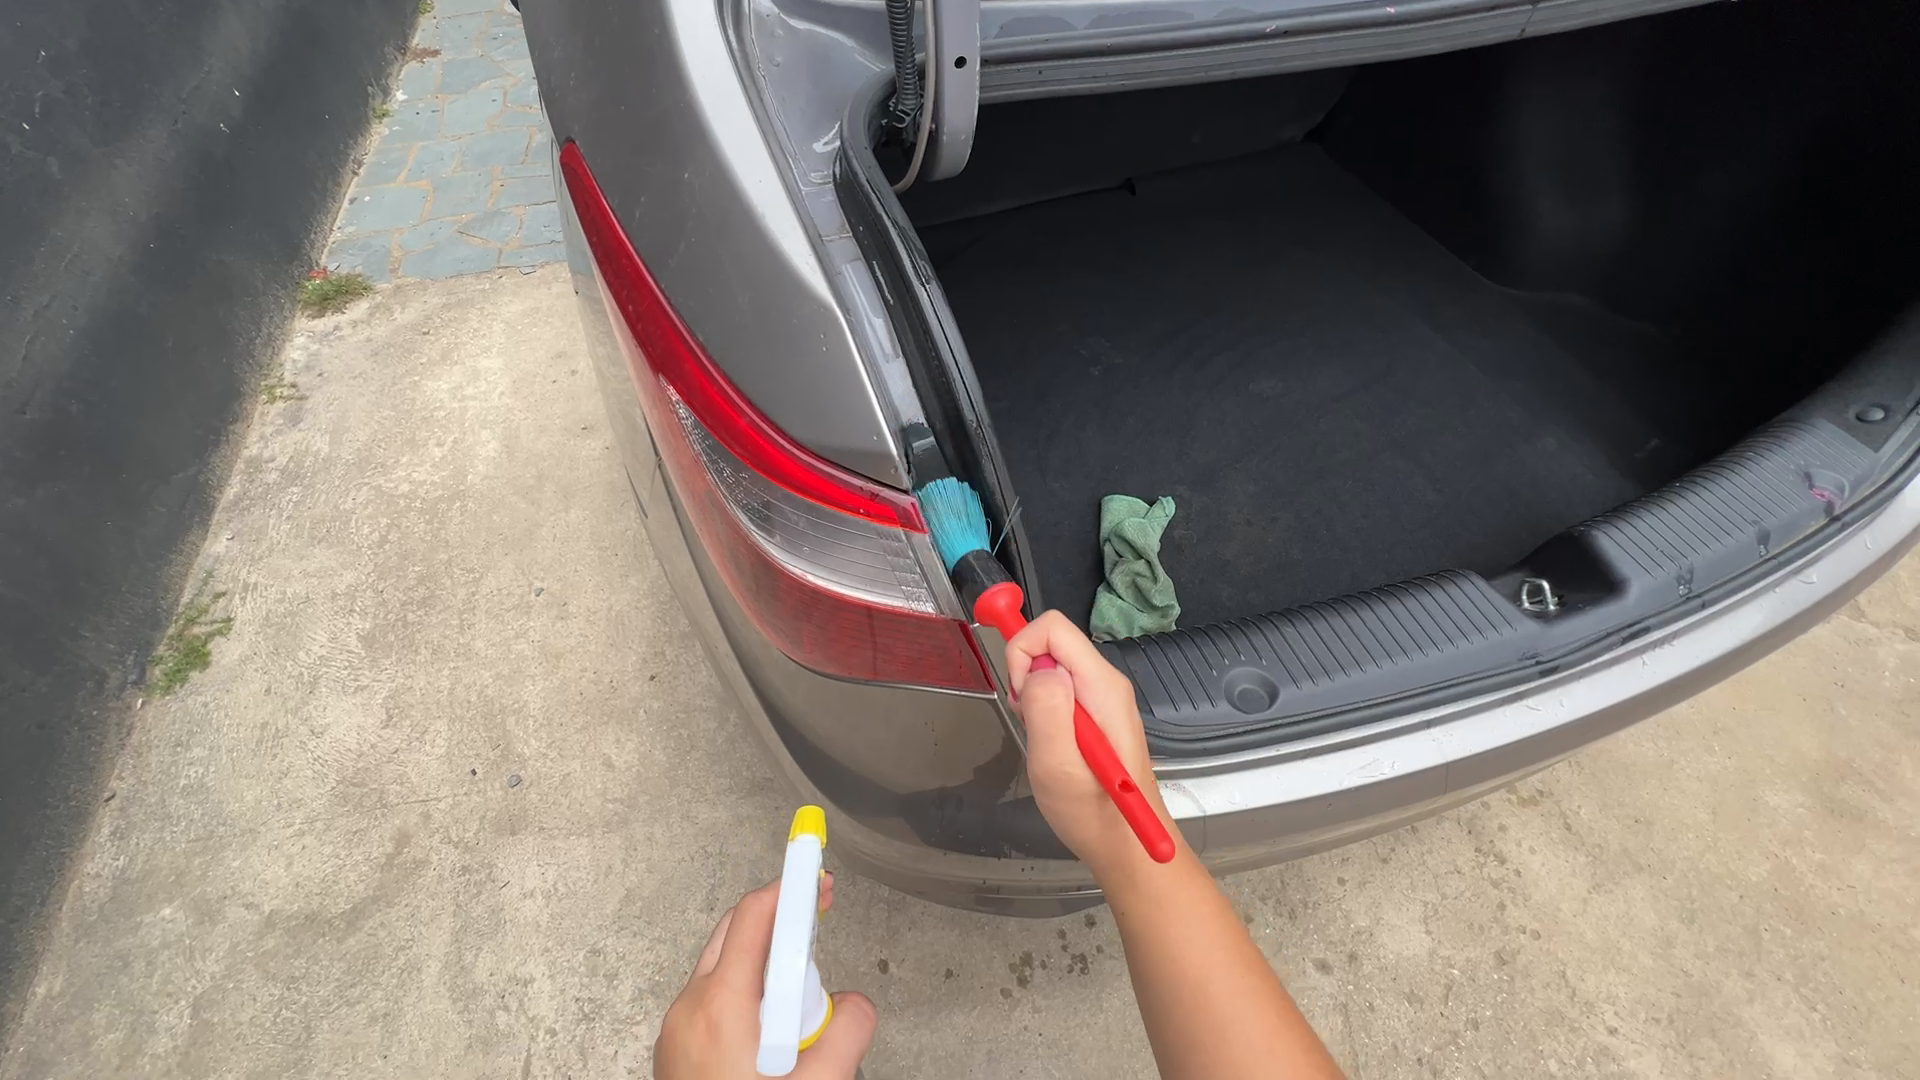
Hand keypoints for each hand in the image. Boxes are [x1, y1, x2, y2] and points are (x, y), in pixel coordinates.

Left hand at [655, 874, 876, 1078]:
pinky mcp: (676, 1052)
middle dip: (783, 923)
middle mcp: (690, 1007)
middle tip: (820, 932)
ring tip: (802, 1010)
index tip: (819, 872)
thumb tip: (853, 1004)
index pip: (757, 915)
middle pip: (738, 930)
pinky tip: (775, 1036)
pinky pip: (718, 997)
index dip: (793, 887)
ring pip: (727, 964)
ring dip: (769, 965)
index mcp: (720, 1005)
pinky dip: (751, 994)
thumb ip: (849, 1028)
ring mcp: (677, 1030)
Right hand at [1006, 611, 1172, 874]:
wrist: (1128, 848)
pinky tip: (1051, 745)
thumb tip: (1039, 670)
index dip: (1023, 651)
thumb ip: (1046, 710)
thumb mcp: (1057, 765)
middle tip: (1030, 723)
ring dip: (1033, 696)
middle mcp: (1106, 682)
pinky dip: (1043, 709)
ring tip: (1043, 741)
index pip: (1053, 627)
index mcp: (1101, 685)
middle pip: (1051, 643)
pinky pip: (1059, 688)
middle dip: (1025, 675)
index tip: (1020, 696)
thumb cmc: (1091, 813)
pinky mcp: (1098, 712)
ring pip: (1051, 667)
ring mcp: (1103, 697)